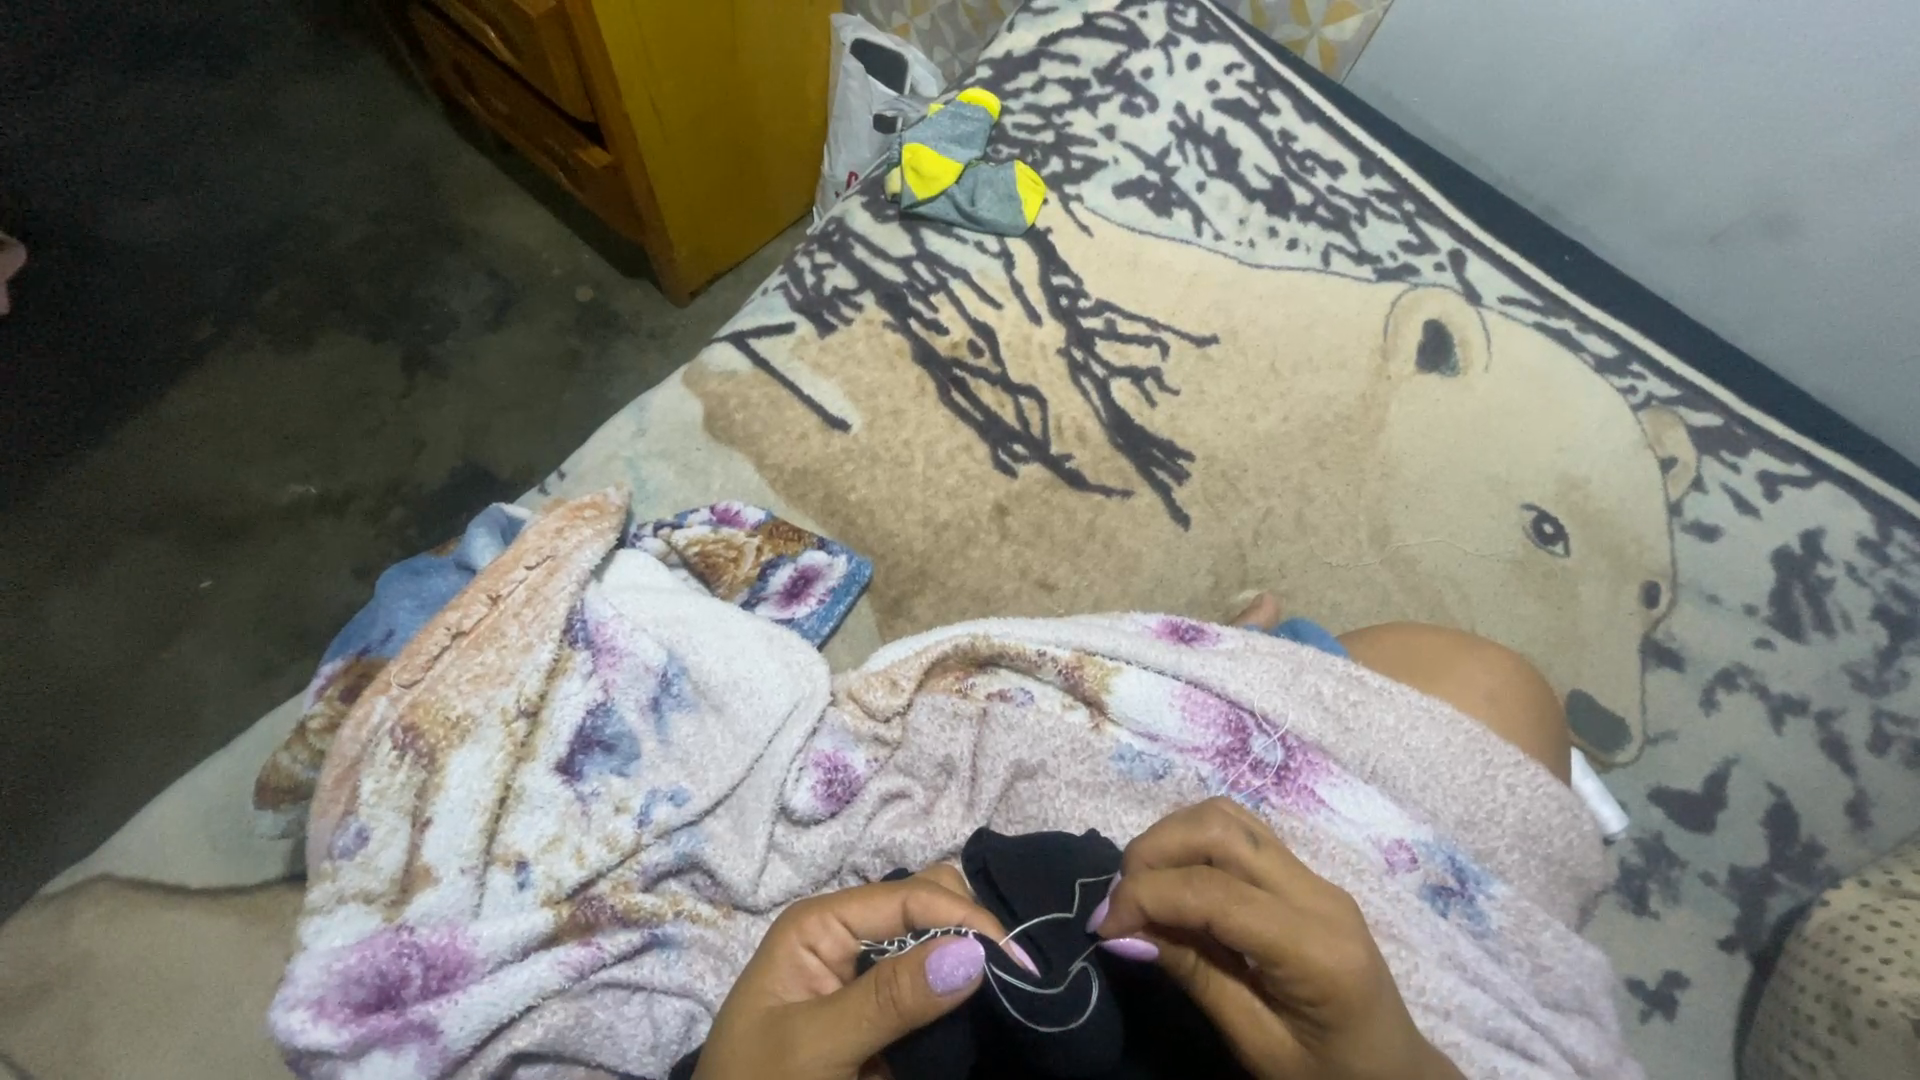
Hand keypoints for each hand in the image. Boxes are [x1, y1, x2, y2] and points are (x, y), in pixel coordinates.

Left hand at [693, 871, 1009, 1079]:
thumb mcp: (814, 1048)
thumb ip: (889, 998)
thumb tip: (972, 951)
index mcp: (821, 924)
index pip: (908, 895)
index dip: (965, 918)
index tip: (1017, 961)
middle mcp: (848, 936)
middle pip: (927, 902)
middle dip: (970, 928)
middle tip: (1014, 976)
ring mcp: (866, 976)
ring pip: (936, 940)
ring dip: (971, 957)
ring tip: (1014, 986)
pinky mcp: (881, 1016)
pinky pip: (933, 987)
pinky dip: (962, 993)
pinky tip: (985, 1006)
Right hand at [1089, 798, 1463, 1079]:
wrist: (1399, 1079)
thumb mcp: (1258, 1047)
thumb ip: (1194, 976)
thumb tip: (1121, 931)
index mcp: (1317, 951)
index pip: (1214, 892)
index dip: (1146, 897)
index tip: (1103, 926)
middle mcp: (1319, 894)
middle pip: (1219, 829)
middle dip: (1153, 852)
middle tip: (1119, 902)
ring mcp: (1314, 876)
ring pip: (1226, 816)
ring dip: (1170, 838)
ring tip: (1141, 887)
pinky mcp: (1304, 873)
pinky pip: (1239, 830)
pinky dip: (1192, 839)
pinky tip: (1175, 877)